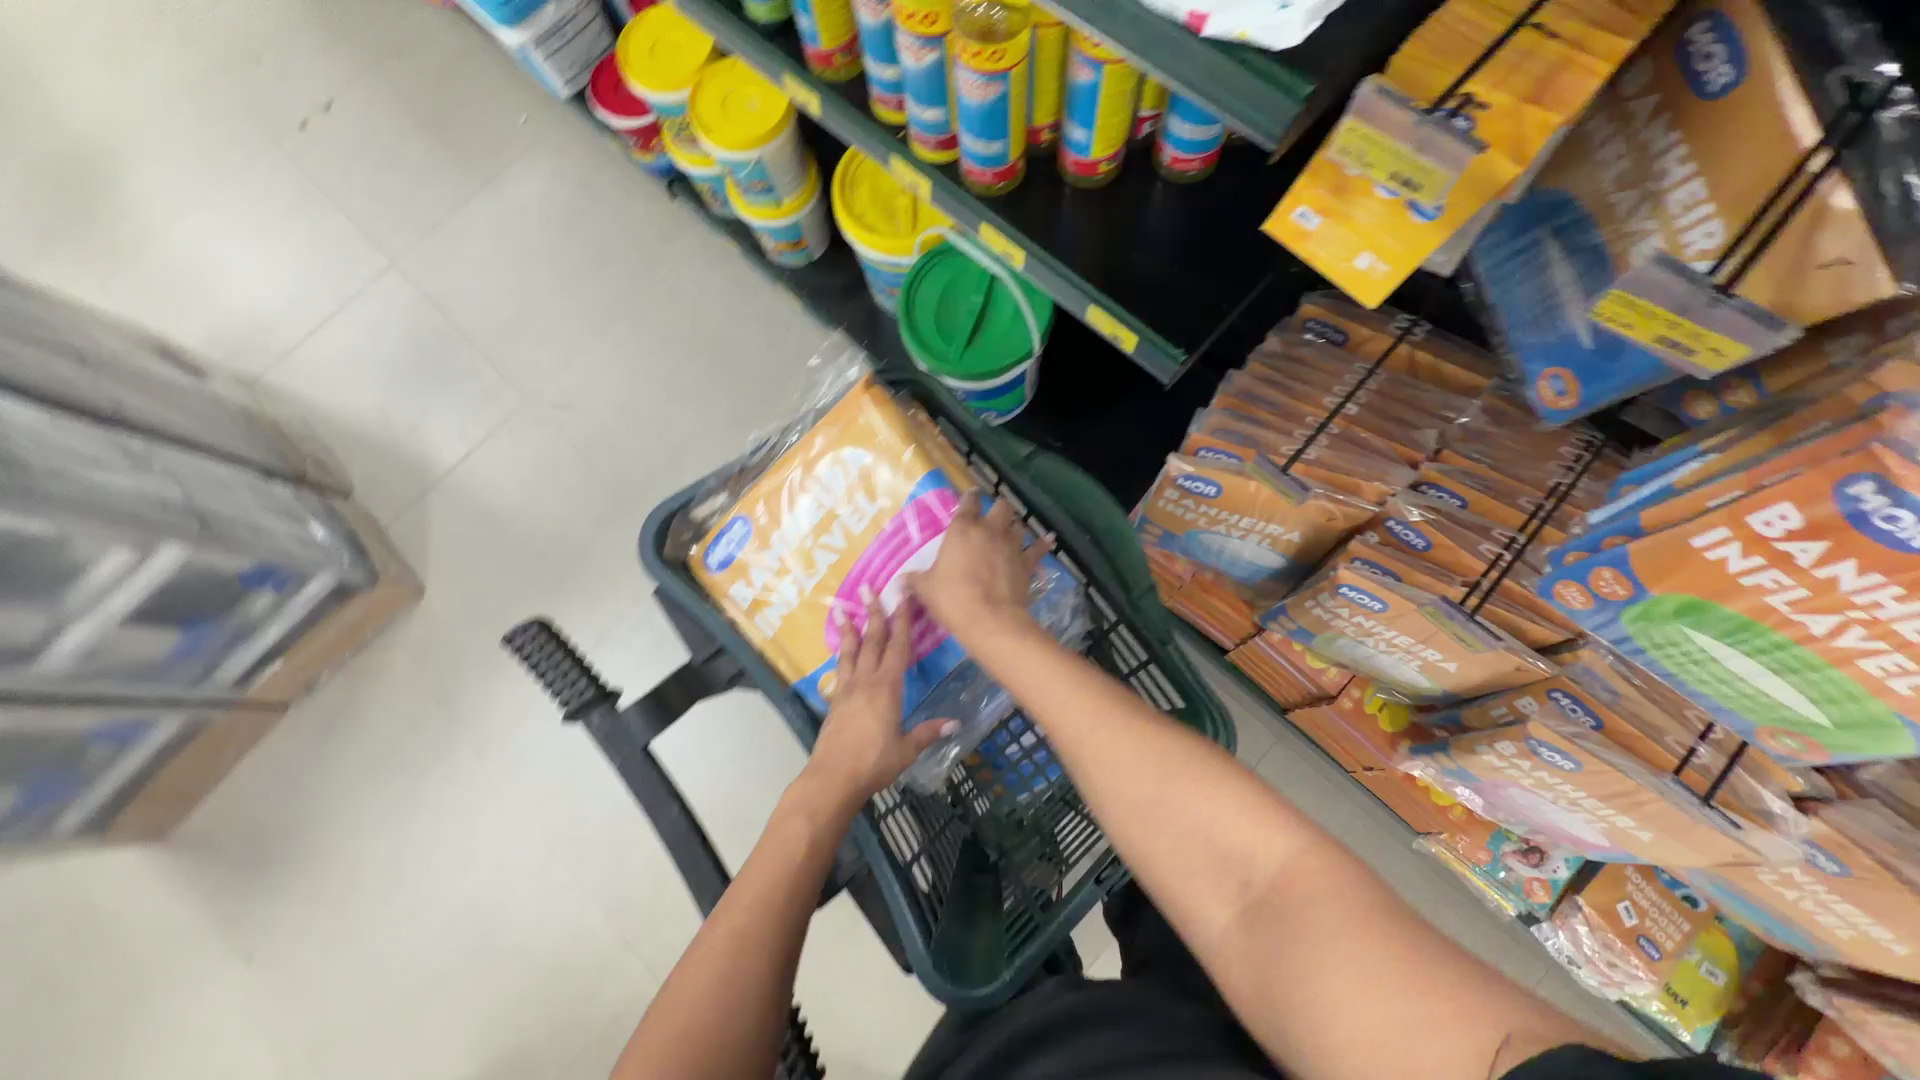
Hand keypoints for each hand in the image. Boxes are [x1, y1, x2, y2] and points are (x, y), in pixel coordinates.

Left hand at [804, 589, 953, 805]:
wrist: (832, 778)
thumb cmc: (874, 763)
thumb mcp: (906, 750)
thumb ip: (927, 733)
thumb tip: (954, 723)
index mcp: (887, 688)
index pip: (897, 647)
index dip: (901, 620)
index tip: (901, 596)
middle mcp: (865, 682)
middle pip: (872, 641)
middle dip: (874, 613)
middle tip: (869, 587)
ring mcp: (847, 690)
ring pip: (850, 651)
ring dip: (850, 629)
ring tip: (845, 608)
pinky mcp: (835, 702)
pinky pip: (841, 669)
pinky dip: (843, 653)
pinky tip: (842, 650)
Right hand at [906, 494, 1052, 638]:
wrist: (989, 620)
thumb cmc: (952, 599)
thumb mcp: (925, 589)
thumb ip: (915, 580)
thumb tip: (900, 580)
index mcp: (962, 530)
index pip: (968, 503)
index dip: (970, 497)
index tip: (971, 495)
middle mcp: (990, 530)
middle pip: (1001, 507)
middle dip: (999, 508)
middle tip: (994, 515)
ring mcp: (1012, 545)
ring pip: (1019, 525)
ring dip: (1016, 525)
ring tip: (1013, 529)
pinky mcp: (1027, 563)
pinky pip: (1038, 549)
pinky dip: (1043, 543)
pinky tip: (1049, 539)